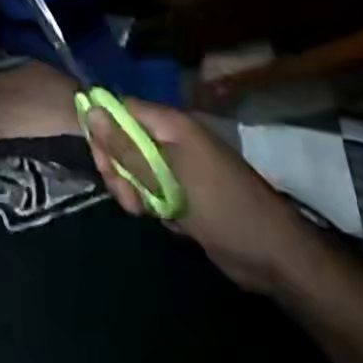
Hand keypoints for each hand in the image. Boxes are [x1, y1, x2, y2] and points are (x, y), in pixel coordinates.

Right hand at [87, 99, 314, 294]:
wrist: (271, 252)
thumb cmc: (220, 207)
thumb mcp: (167, 177)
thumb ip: (127, 147)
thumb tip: (91, 110)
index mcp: (172, 124)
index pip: (122, 110)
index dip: (105, 132)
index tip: (104, 166)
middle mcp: (173, 138)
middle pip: (125, 141)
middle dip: (119, 170)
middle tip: (130, 201)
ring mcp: (179, 166)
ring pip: (136, 169)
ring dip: (135, 192)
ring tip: (149, 213)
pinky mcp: (184, 191)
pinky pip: (153, 189)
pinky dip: (152, 204)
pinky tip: (164, 220)